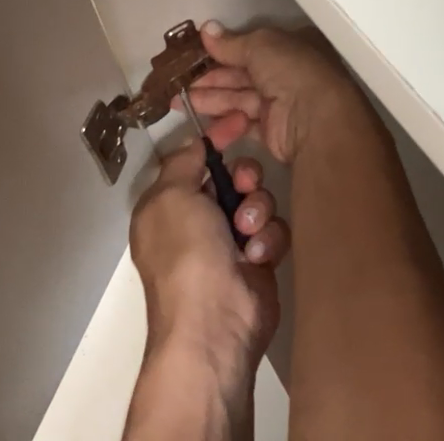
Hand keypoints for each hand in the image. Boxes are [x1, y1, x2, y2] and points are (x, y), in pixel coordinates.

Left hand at [128, 140, 289, 377]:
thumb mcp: (171, 196)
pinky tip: (258, 256)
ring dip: (257, 211)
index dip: (217, 139)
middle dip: (245, 177)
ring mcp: (231, 242)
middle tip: (246, 186)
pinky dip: (268, 239)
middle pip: (234, 177)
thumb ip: (183, 162)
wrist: (216, 322)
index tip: (241, 122)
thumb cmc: (186, 253)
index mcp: (169, 205)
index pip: (196, 159)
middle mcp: (198, 221)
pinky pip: (274, 229)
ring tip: (248, 233)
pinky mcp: (259, 259)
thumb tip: (195, 143)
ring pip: (259, 200)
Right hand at [180, 21, 374, 163]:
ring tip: (180, 103)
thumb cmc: (291, 71)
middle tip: (180, 85)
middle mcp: (285, 74)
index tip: (196, 57)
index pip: (250, 48)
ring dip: (211, 100)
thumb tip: (206, 29)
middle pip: (241, 75)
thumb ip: (231, 42)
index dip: (222, 52)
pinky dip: (225, 121)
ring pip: (239, 98)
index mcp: (288, 48)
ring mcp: (279, 103)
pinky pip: (243, 123)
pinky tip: (203, 121)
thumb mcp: (260, 45)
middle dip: (210, 79)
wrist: (315, 118)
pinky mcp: (273, 131)